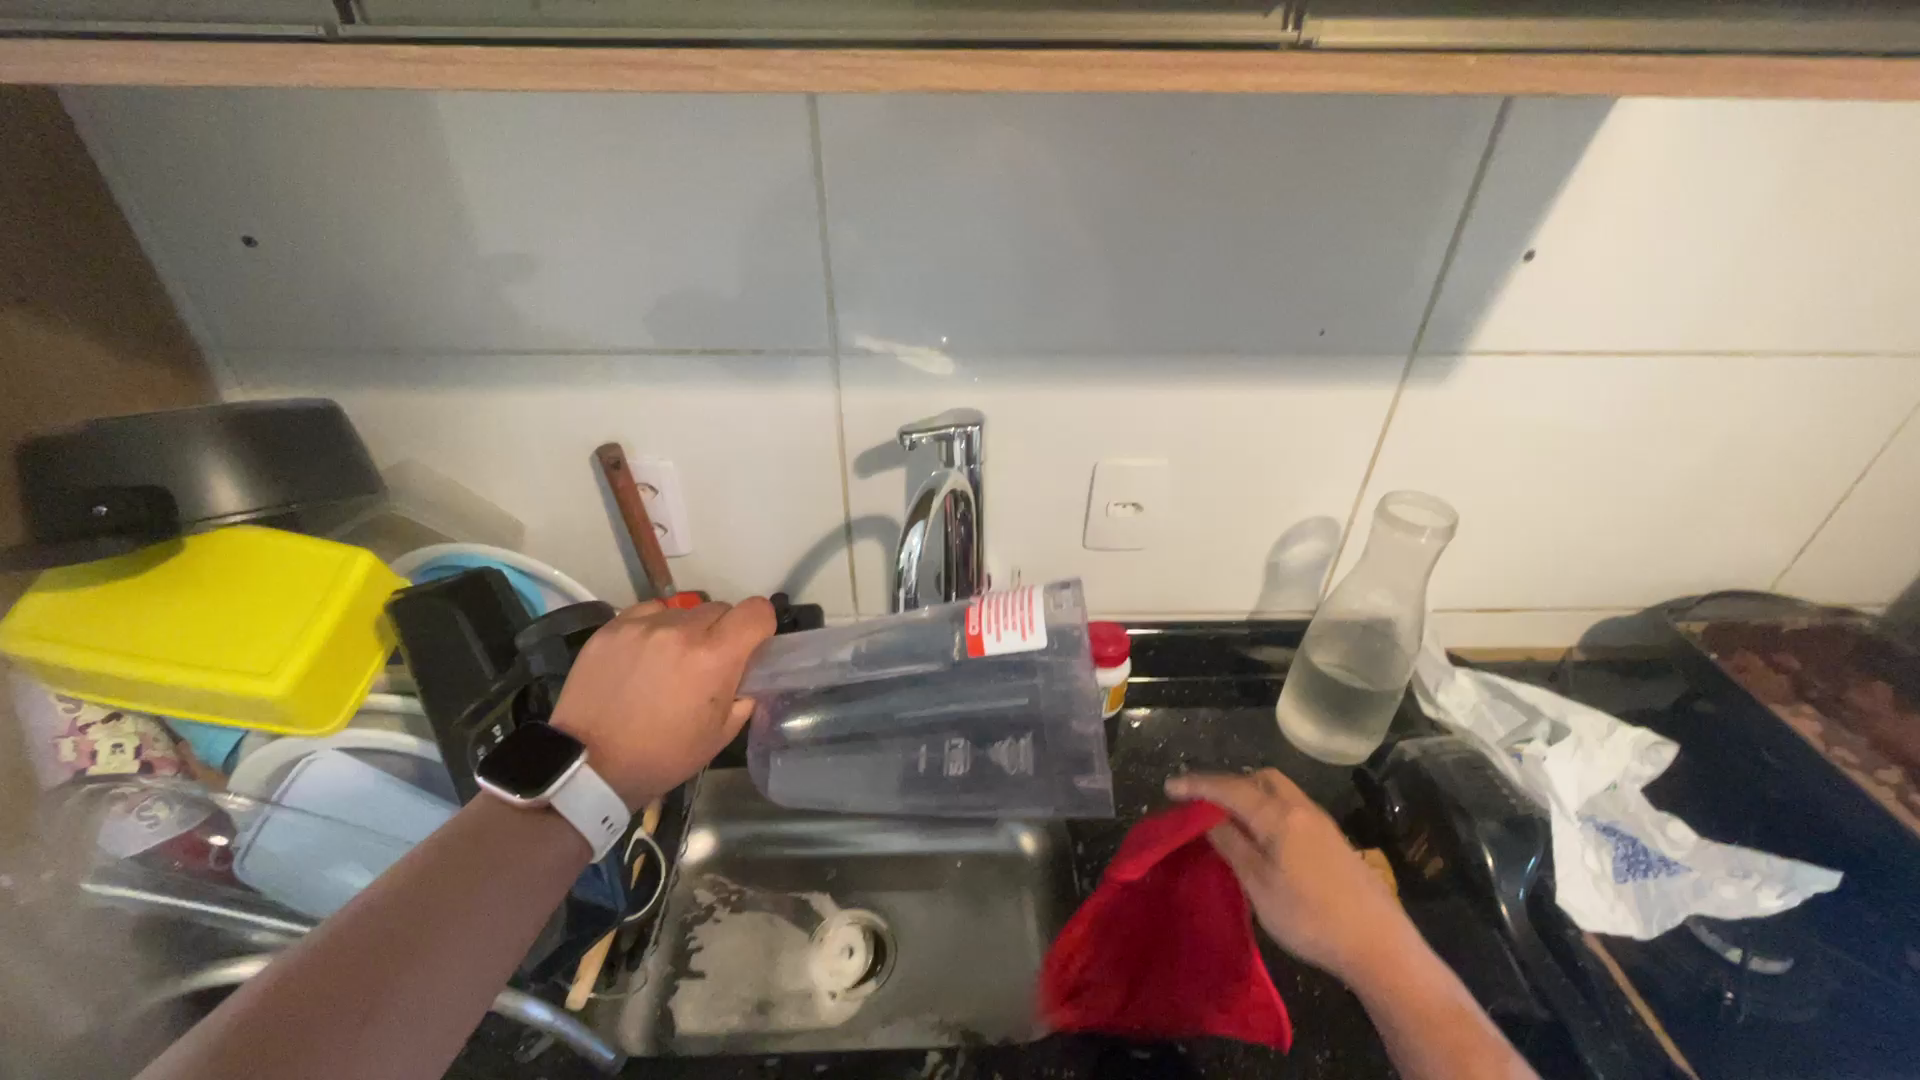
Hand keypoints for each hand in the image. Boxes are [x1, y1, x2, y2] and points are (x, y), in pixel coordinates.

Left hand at [550, 597, 775, 808]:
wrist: (591, 766)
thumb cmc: (664, 756)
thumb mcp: (721, 734)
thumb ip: (743, 695)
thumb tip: (745, 677)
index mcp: (715, 656)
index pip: (756, 611)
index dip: (760, 626)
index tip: (752, 644)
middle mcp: (681, 630)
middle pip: (719, 608)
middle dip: (722, 631)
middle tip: (707, 662)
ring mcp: (642, 626)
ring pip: (682, 611)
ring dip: (686, 630)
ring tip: (669, 662)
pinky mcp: (612, 628)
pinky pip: (647, 614)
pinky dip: (653, 629)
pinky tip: (643, 656)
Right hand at [1166, 769, 1416, 984]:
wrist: (1379, 946)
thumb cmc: (1310, 917)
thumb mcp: (1259, 885)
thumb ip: (1231, 845)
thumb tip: (1206, 818)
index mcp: (1278, 815)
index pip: (1229, 788)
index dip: (1197, 785)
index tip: (1169, 786)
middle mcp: (1301, 809)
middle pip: (1260, 778)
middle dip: (1228, 782)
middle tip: (1203, 803)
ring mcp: (1321, 823)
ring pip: (1279, 791)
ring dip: (1250, 795)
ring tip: (1228, 818)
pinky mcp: (1333, 841)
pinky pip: (1291, 808)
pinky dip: (1267, 809)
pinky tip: (1262, 836)